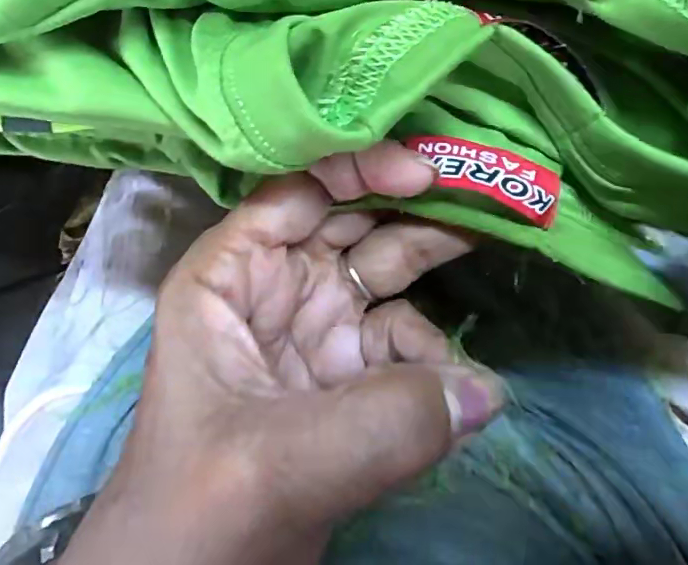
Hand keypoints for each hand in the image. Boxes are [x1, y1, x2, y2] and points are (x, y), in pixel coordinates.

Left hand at [65, 143, 502, 564]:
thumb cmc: (195, 517)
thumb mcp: (276, 462)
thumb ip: (382, 423)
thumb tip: (486, 389)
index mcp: (231, 274)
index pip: (298, 191)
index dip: (359, 169)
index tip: (425, 174)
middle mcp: (276, 283)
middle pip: (352, 217)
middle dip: (412, 200)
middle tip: (478, 187)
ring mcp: (317, 324)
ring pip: (384, 264)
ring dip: (435, 252)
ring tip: (492, 235)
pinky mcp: (350, 373)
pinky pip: (403, 339)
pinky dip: (436, 356)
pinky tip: (463, 387)